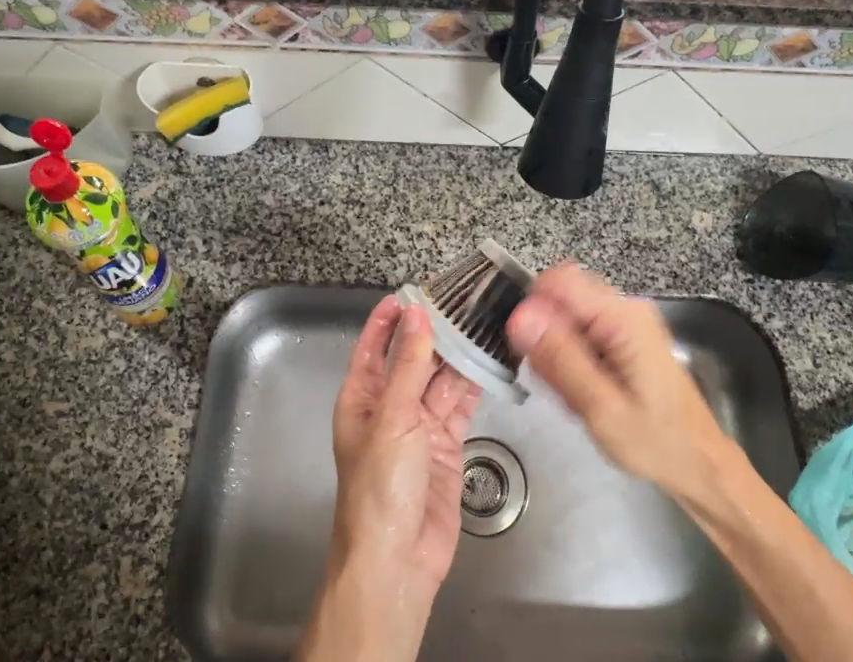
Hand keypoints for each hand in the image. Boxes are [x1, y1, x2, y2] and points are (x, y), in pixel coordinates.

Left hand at [299, 296, 481, 661]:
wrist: (397, 561)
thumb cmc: (380, 489)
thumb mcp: (393, 420)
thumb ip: (408, 366)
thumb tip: (416, 316)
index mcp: (362, 399)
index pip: (373, 348)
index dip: (388, 320)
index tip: (410, 291)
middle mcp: (390, 408)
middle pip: (412, 361)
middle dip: (433, 334)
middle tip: (462, 302)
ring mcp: (419, 428)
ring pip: (440, 381)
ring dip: (458, 356)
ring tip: (483, 324)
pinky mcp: (447, 447)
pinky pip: (460, 407)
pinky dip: (474, 386)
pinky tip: (490, 362)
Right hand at [505, 263, 738, 500]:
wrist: (699, 463)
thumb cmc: (655, 441)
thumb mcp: (601, 408)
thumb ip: (560, 358)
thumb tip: (521, 316)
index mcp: (622, 318)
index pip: (558, 281)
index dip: (534, 311)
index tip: (530, 352)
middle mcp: (625, 309)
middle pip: (560, 298)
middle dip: (546, 337)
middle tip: (557, 382)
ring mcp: (625, 322)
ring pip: (567, 318)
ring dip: (558, 353)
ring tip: (574, 393)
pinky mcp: (623, 337)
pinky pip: (581, 334)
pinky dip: (572, 360)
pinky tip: (584, 391)